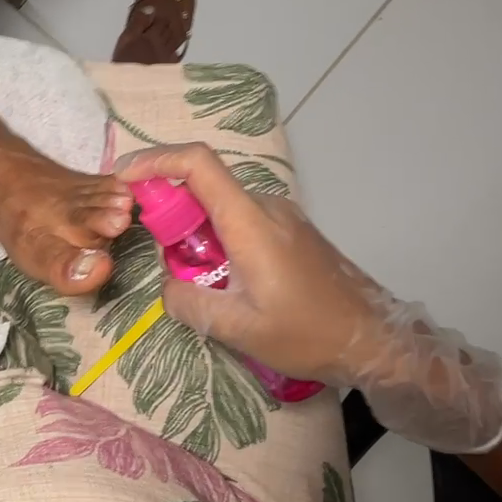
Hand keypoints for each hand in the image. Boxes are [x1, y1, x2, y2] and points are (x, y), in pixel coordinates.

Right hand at [117, 144, 501, 453]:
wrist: (377, 341)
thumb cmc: (310, 334)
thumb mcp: (239, 329)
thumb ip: (189, 303)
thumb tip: (168, 285)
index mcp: (250, 222)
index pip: (198, 164)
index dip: (155, 160)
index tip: (124, 179)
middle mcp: (265, 207)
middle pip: (203, 184)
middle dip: (166, 205)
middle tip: (148, 244)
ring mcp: (280, 216)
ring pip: (220, 204)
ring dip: (191, 226)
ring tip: (184, 271)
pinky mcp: (289, 231)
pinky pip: (238, 219)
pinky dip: (213, 235)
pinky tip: (215, 275)